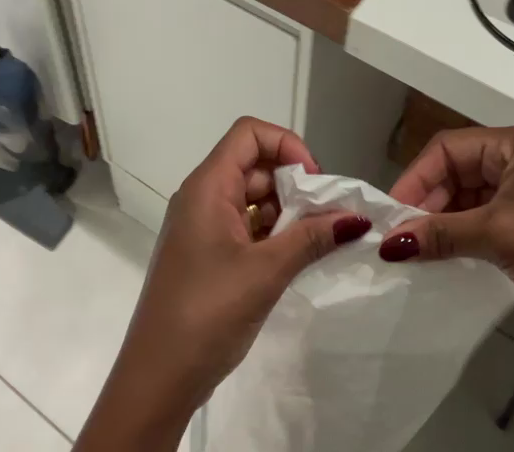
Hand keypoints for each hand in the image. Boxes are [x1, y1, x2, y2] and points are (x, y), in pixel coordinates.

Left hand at [74, 118, 371, 450]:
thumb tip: (356, 217)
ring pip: (253, 197)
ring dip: (287, 211)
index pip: (249, 133)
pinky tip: (296, 258)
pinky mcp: (207, 254)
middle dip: (294, 183)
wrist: (157, 379)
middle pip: (254, 164)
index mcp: (207, 186)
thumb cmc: (206, 313)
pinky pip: (246, 225)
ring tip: (316, 241)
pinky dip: (273, 234)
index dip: (287, 145)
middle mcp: (202, 196)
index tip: (314, 183)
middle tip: (326, 219)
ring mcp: (202, 226)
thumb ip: (311, 238)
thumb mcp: (266, 272)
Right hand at [383, 124, 513, 396]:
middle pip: (457, 171)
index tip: (391, 212)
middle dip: (428, 201)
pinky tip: (439, 258)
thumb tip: (391, 242)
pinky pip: (481, 222)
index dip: (417, 176)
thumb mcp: (498, 236)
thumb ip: (440, 233)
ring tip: (415, 250)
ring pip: (467, 199)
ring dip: (441, 222)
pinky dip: (459, 237)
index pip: (450, 148)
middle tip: (400, 236)